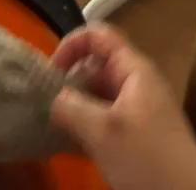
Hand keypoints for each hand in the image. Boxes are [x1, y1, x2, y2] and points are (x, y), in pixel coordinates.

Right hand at [48, 23, 195, 189]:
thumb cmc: (147, 159)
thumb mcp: (103, 132)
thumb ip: (72, 108)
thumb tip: (53, 97)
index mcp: (134, 70)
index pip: (99, 36)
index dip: (72, 44)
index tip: (52, 72)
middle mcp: (137, 84)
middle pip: (97, 66)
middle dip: (71, 81)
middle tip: (48, 105)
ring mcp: (140, 111)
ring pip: (100, 96)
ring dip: (77, 108)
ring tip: (55, 127)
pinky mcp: (140, 137)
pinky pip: (107, 120)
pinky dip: (89, 127)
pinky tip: (72, 146)